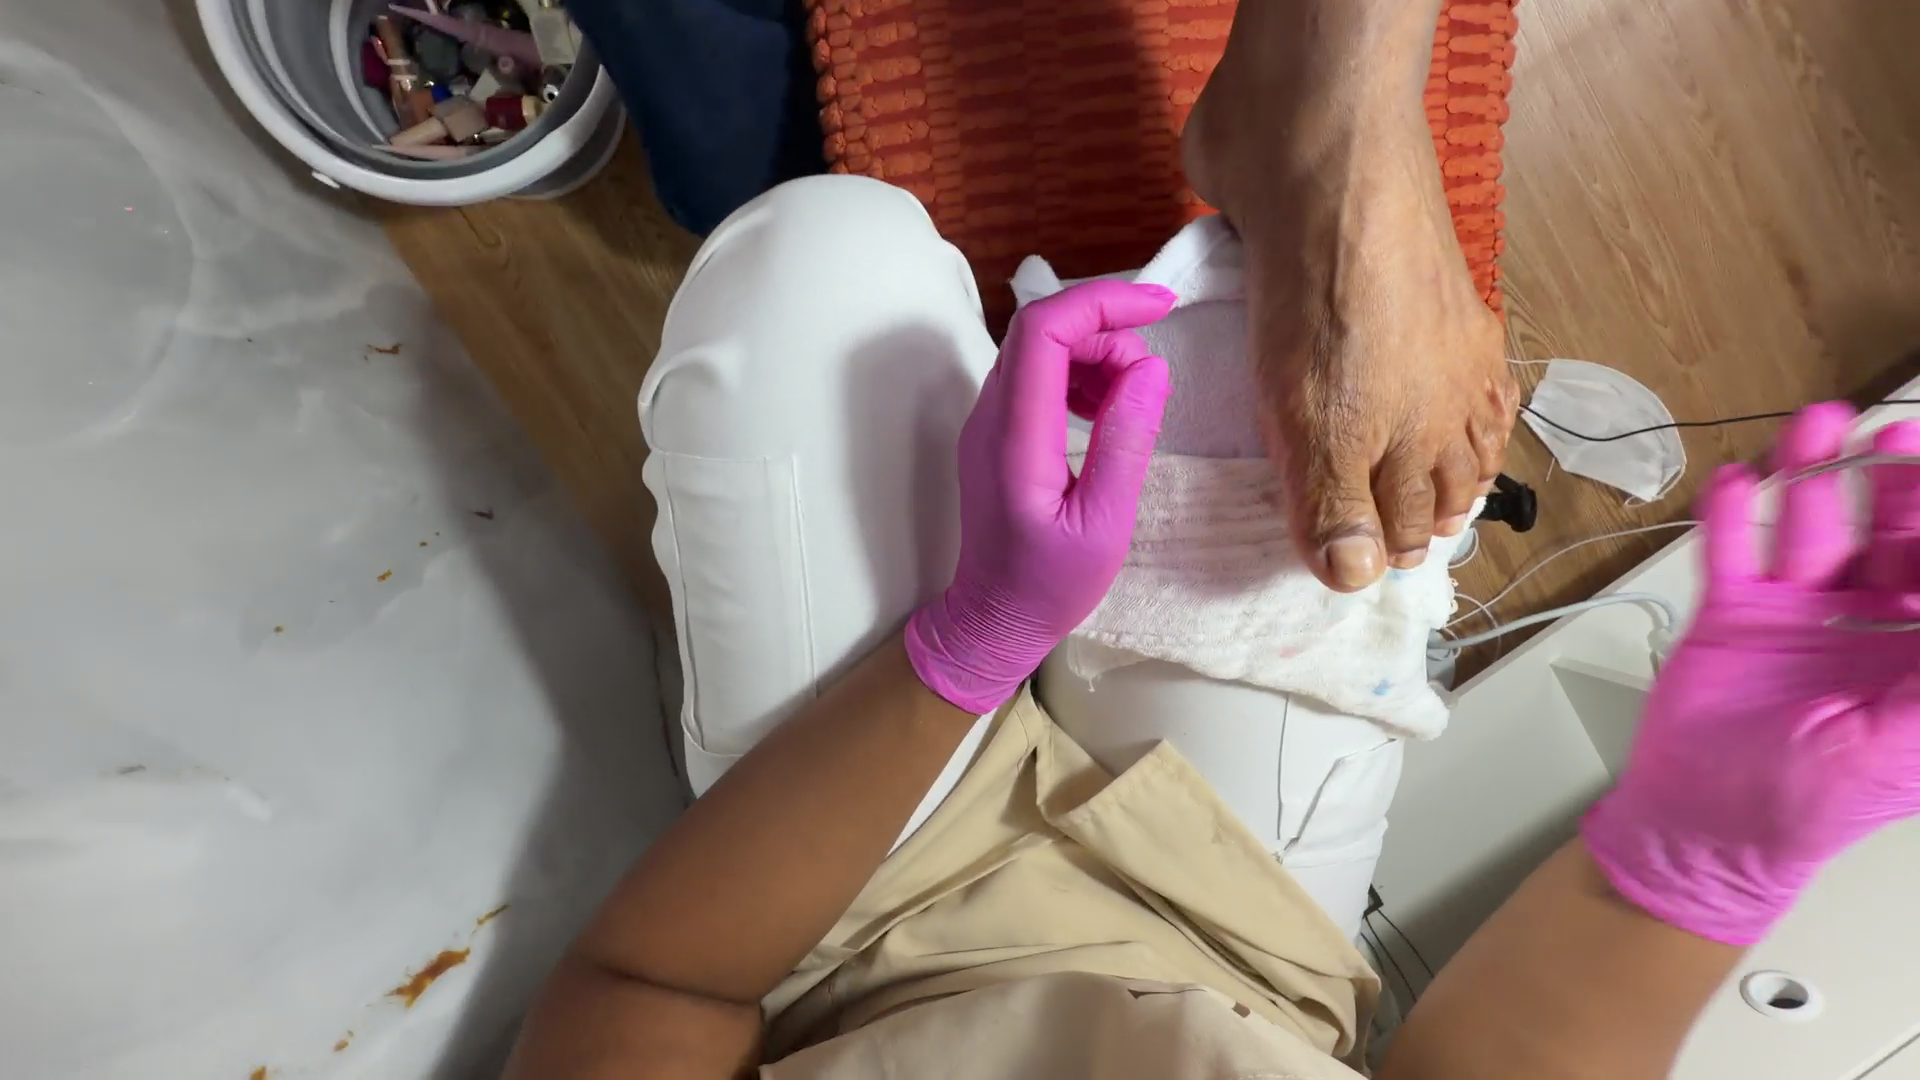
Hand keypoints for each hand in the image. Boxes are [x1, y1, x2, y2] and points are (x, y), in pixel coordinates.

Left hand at [905, 281, 1175, 712]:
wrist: (993, 616)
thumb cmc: (1049, 585)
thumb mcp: (1104, 524)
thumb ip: (1125, 443)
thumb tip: (1150, 369)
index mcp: (1015, 439)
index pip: (1042, 332)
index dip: (1100, 303)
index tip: (1159, 309)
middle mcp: (989, 419)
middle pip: (1039, 331)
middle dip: (1104, 329)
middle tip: (1151, 375)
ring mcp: (985, 424)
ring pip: (1036, 351)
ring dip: (1092, 354)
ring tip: (1134, 397)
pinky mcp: (994, 435)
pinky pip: (1034, 380)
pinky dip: (1076, 377)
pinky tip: (1106, 410)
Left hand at [1184, 0, 1517, 590]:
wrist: (1314, 165)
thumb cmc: (1322, 301)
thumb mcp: (1322, 426)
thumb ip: (1337, 499)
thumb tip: (1357, 582)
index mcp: (1440, 417)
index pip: (1433, 506)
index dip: (1398, 544)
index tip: (1364, 572)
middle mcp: (1435, 377)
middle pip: (1426, 464)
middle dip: (1391, 512)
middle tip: (1353, 544)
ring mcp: (1400, 328)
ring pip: (1397, 416)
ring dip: (1376, 461)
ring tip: (1348, 496)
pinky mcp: (1349, 292)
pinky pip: (1354, 366)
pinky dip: (1355, 399)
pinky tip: (1336, 410)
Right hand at [1582, 404, 1919, 945]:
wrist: (1705, 812)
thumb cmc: (1817, 797)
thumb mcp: (1906, 743)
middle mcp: (1873, 623)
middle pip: (1895, 537)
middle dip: (1897, 484)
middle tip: (1892, 434)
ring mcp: (1797, 616)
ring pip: (1810, 534)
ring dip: (1810, 483)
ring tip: (1813, 430)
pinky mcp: (1730, 616)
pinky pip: (1731, 556)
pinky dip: (1729, 518)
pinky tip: (1737, 481)